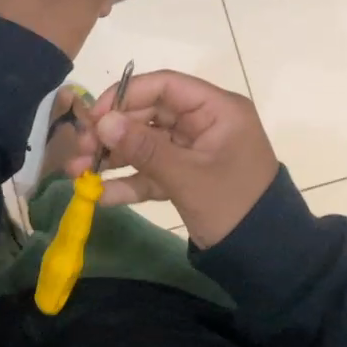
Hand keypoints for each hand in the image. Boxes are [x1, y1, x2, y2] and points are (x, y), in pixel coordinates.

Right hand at [68, 71, 277, 249]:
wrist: (268, 261)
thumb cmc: (234, 207)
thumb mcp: (188, 177)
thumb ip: (144, 148)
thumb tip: (102, 122)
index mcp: (217, 110)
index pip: (165, 85)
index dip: (126, 95)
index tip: (96, 116)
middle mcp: (204, 123)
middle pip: (149, 114)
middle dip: (113, 132)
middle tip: (80, 149)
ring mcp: (193, 151)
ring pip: (145, 143)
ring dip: (113, 157)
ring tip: (77, 173)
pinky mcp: (186, 177)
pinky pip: (151, 171)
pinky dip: (128, 181)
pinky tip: (99, 195)